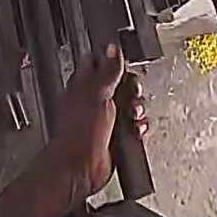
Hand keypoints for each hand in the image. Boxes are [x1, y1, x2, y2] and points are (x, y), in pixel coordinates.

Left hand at [36, 45, 139, 206]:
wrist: (79, 168)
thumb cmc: (79, 132)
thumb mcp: (97, 94)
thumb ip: (108, 71)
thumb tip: (113, 49)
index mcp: (84, 84)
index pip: (99, 62)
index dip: (113, 60)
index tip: (124, 65)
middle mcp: (94, 99)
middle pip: (120, 82)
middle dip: (132, 87)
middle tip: (133, 92)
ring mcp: (104, 118)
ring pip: (129, 103)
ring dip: (136, 107)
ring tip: (134, 114)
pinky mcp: (114, 135)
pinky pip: (133, 125)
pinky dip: (138, 126)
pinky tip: (136, 128)